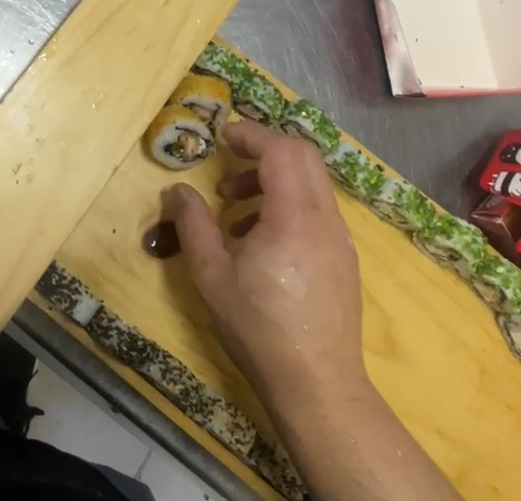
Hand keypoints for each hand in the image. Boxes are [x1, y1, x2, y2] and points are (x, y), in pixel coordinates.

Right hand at [165, 121, 366, 406]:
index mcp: (294, 216)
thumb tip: (177, 190)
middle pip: (304, 157)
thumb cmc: (258, 327)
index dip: (252, 135)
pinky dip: (288, 205)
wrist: (317, 385)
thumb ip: (192, 224)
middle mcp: (325, 219)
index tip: (223, 137)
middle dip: (264, 150)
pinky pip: (317, 211)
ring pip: (312, 184)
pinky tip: (260, 241)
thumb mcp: (211, 274)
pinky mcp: (344, 259)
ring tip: (235, 212)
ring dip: (274, 180)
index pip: (281, 150)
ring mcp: (340, 239)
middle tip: (229, 164)